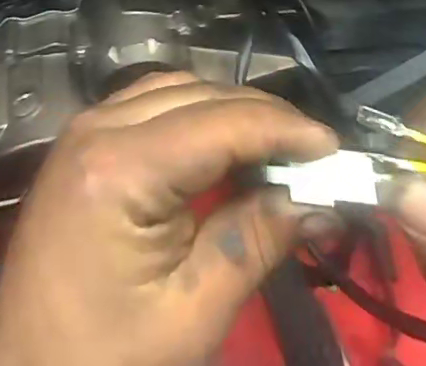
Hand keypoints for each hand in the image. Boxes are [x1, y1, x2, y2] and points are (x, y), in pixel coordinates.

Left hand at [0, 72, 337, 365]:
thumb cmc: (100, 359)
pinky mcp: (88, 135)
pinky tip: (226, 141)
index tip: (336, 149)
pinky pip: (158, 99)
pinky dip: (202, 111)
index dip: (286, 129)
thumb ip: (255, 242)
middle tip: (316, 155)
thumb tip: (320, 197)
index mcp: (120, 169)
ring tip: (279, 147)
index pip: (223, 123)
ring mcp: (88, 124)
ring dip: (236, 110)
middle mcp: (100, 125)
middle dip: (268, 118)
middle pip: (206, 95)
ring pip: (184, 87)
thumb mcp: (189, 315)